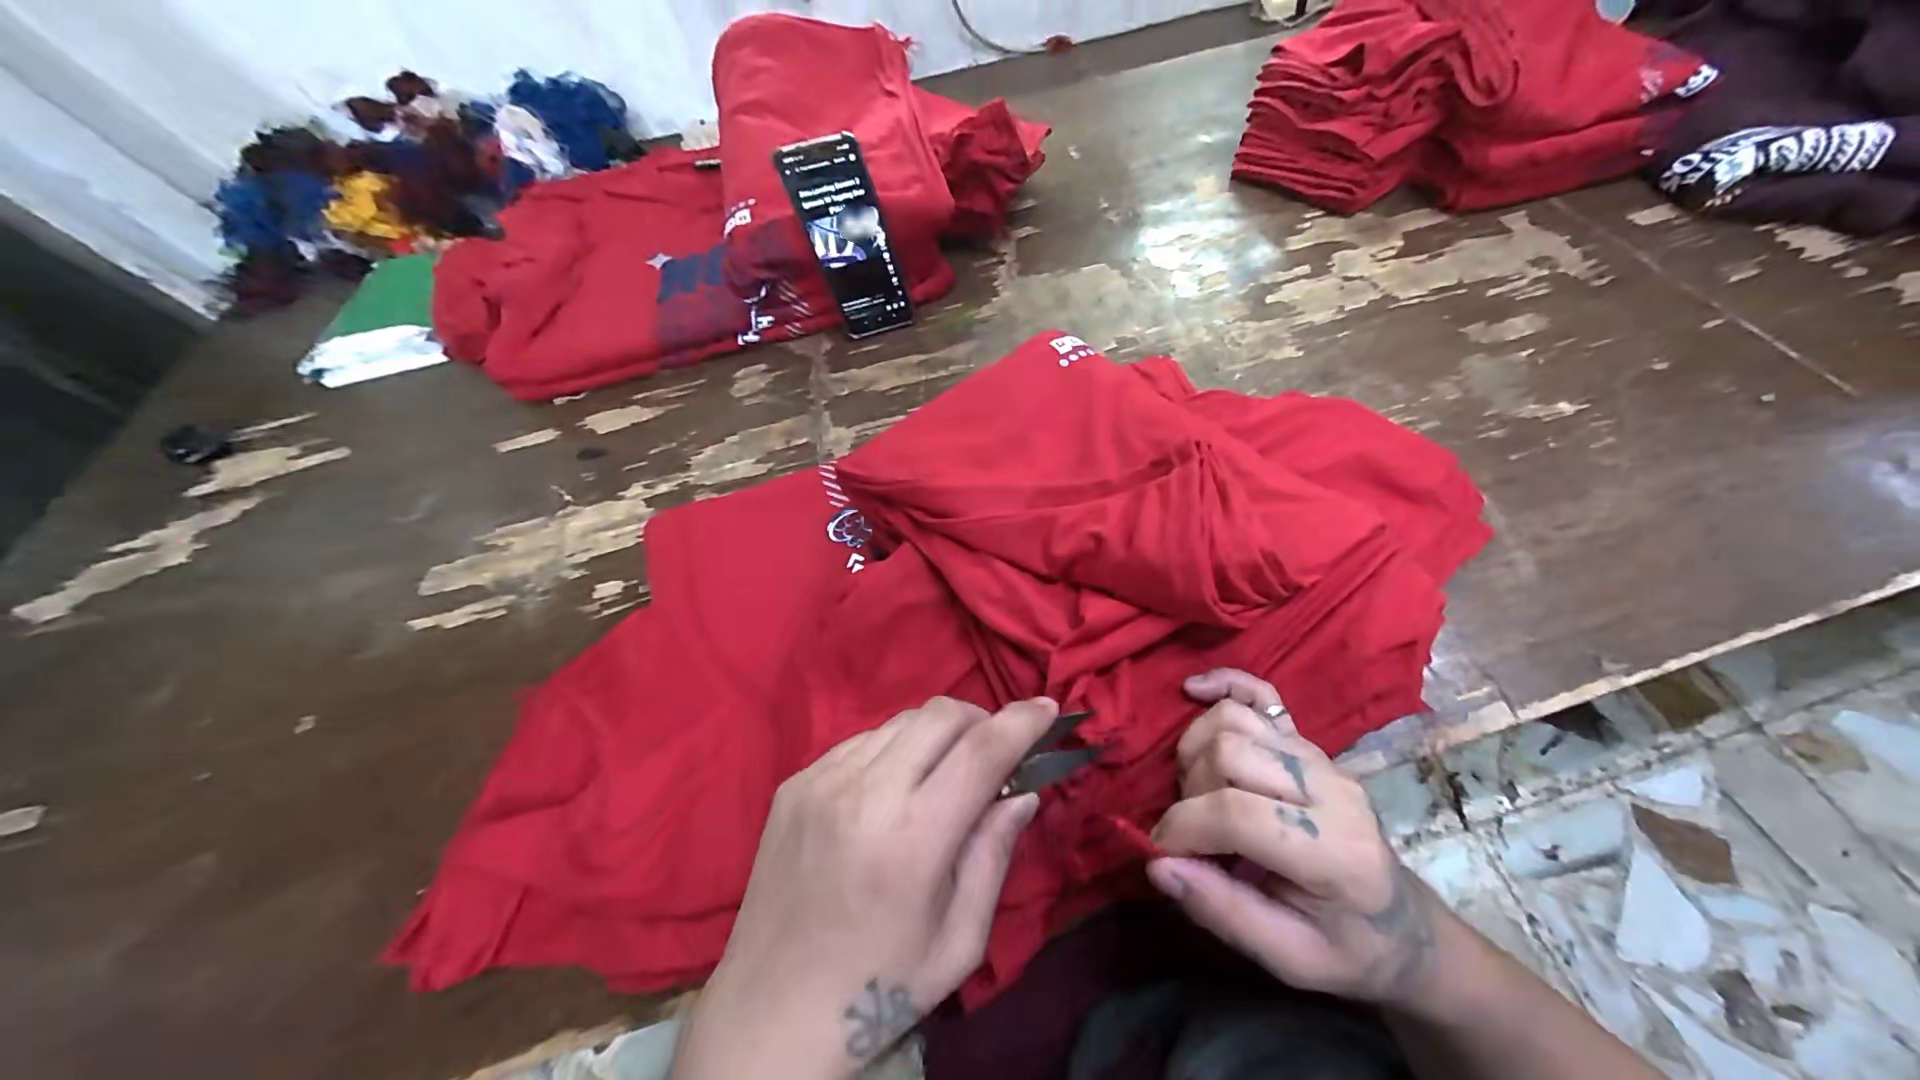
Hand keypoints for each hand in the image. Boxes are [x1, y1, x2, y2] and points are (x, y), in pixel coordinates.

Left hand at [673, 696, 1056, 1079]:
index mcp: (912, 841)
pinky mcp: (795, 784)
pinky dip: (893, 750)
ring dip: (936, 734)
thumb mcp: (959, 940)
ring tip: (941, 775)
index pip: (981, 752)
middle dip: (980, 720)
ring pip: (899, 721)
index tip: (1047, 706)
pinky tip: (892, 790)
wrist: (773, 1010)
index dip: (1022, 721)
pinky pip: (861, 741)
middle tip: (994, 753)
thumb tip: (1022, 792)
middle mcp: (863, 796)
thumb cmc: (881, 986)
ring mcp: (820, 782)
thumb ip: (993, 855)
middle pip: (939, 715)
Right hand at [1147, 669, 1438, 1006]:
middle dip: (1189, 790)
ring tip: (1197, 790)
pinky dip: (1225, 684)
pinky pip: (1262, 692)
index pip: (1237, 813)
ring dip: (1196, 749)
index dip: (1183, 828)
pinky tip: (1194, 689)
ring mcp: (1321, 758)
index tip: (1164, 852)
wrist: (1404, 926)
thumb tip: (1156, 863)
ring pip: (1235, 718)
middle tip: (1192, 831)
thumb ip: (1221, 911)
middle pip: (1229, 752)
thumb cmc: (1347, 949)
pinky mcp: (1308, 743)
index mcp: (1335, 851)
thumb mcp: (1290, 959)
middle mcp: (1331, 789)